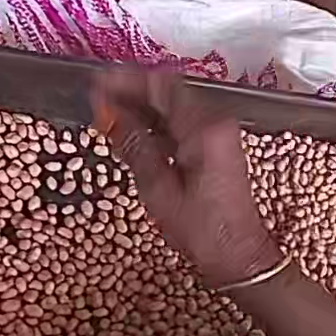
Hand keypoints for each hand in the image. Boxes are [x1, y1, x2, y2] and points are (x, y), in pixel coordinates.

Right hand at [93, 68, 282, 286]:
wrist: (239, 256)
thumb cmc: (202, 230)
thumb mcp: (159, 189)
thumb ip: (134, 145)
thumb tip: (108, 111)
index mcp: (205, 128)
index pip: (162, 85)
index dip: (126, 79)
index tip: (96, 82)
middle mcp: (216, 123)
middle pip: (169, 93)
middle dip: (131, 93)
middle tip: (96, 101)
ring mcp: (220, 136)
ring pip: (175, 109)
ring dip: (143, 111)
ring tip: (107, 119)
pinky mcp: (217, 150)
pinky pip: (183, 127)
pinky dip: (158, 128)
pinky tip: (133, 138)